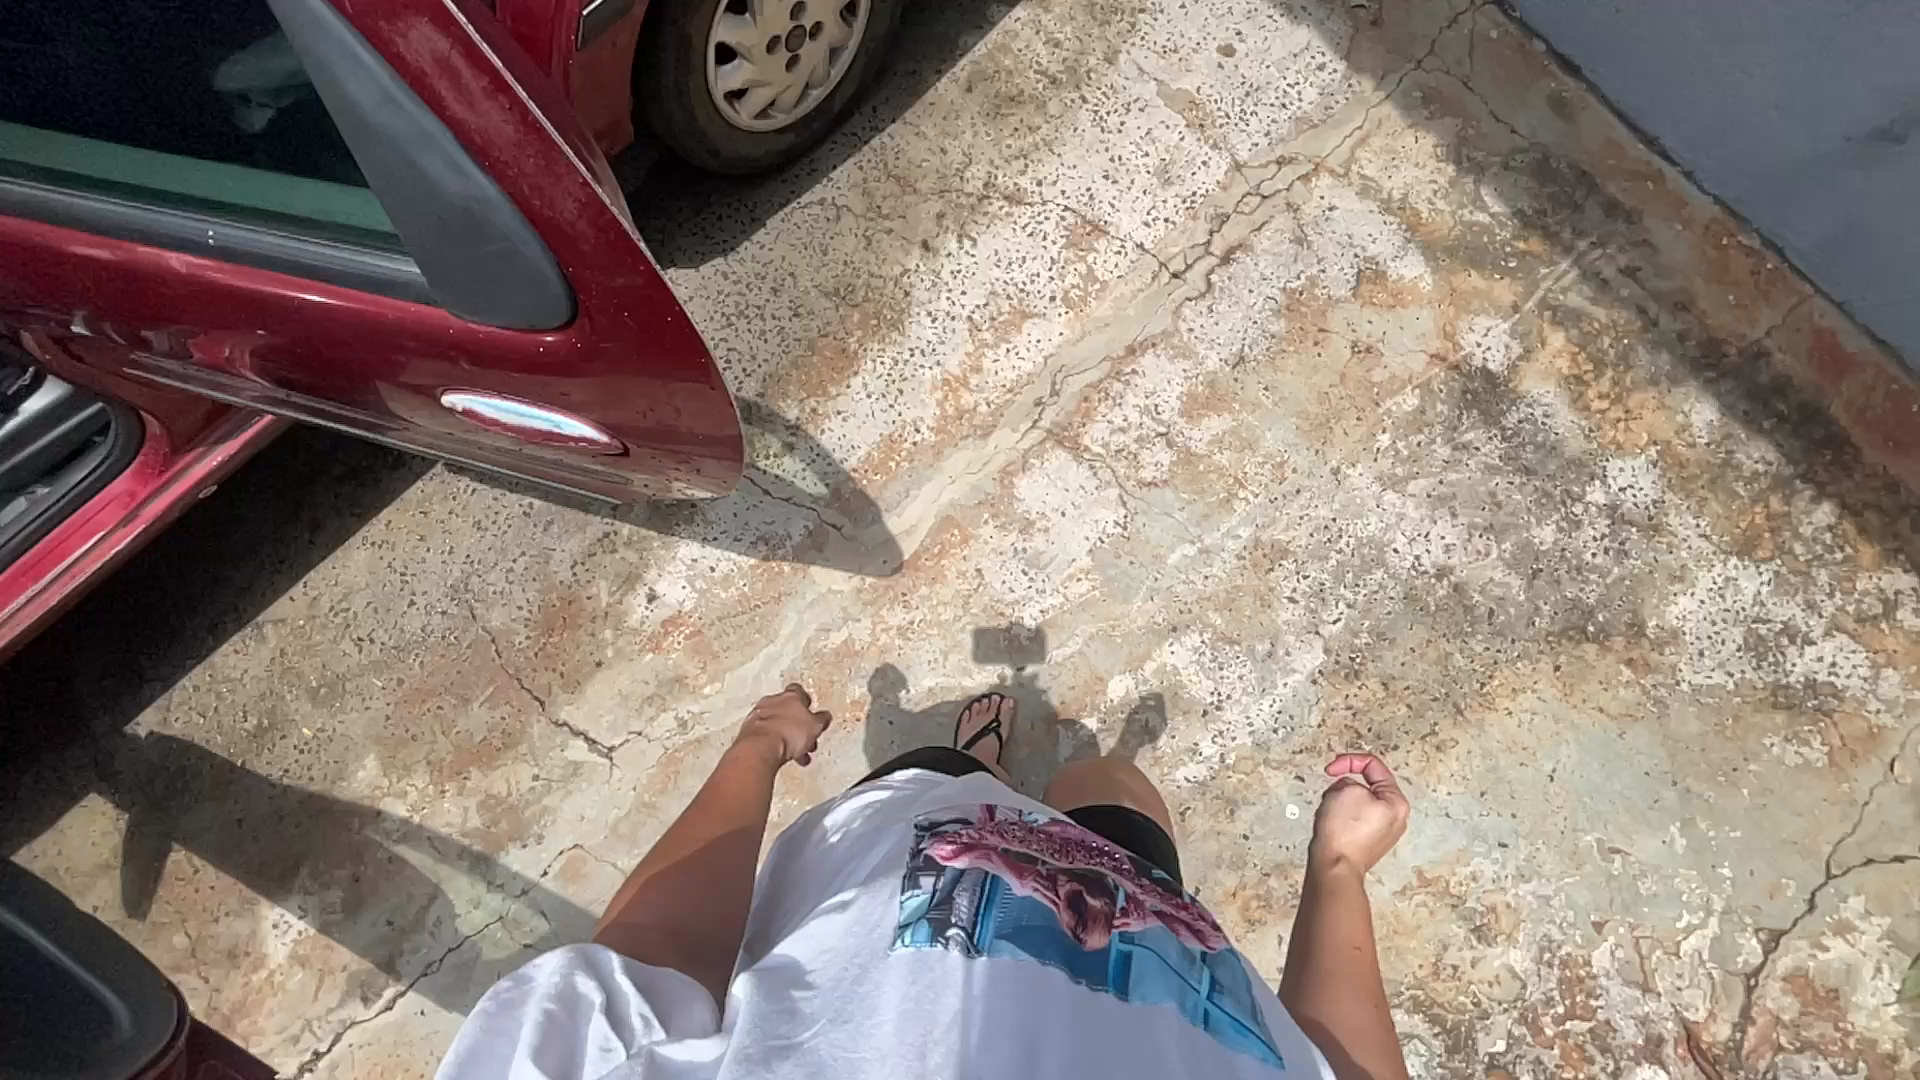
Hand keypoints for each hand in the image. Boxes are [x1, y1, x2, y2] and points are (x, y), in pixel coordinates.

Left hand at [733, 684, 831, 766]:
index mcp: (791, 696)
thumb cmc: (787, 733)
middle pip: (787, 711)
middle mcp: (772, 702)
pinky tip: (779, 756)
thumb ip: (821, 720)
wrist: (760, 747)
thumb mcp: (815, 727)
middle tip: (805, 739)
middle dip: (797, 726)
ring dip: (786, 737)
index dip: (805, 702)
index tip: (809, 710)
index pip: (799, 691)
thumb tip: (825, 717)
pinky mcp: (748, 731)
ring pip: (776, 725)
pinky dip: (772, 744)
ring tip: (796, 755)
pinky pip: (764, 736)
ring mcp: (758, 716)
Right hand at [1308, 754, 1409, 874]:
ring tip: (1333, 812)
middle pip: (1367, 784)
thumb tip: (1348, 789)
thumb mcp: (1345, 789)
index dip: (1348, 761)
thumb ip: (1349, 779)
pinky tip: (1335, 824)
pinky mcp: (1370, 839)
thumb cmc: (1342, 830)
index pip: (1373, 765)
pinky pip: (1355, 815)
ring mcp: (1384, 830)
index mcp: (1396, 802)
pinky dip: (1342, 813)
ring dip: (1342, 799)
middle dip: (1344, 785)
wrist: (1335, 864)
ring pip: (1358, 799)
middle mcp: (1396, 817)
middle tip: (1334, 793)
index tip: (1331, 769)